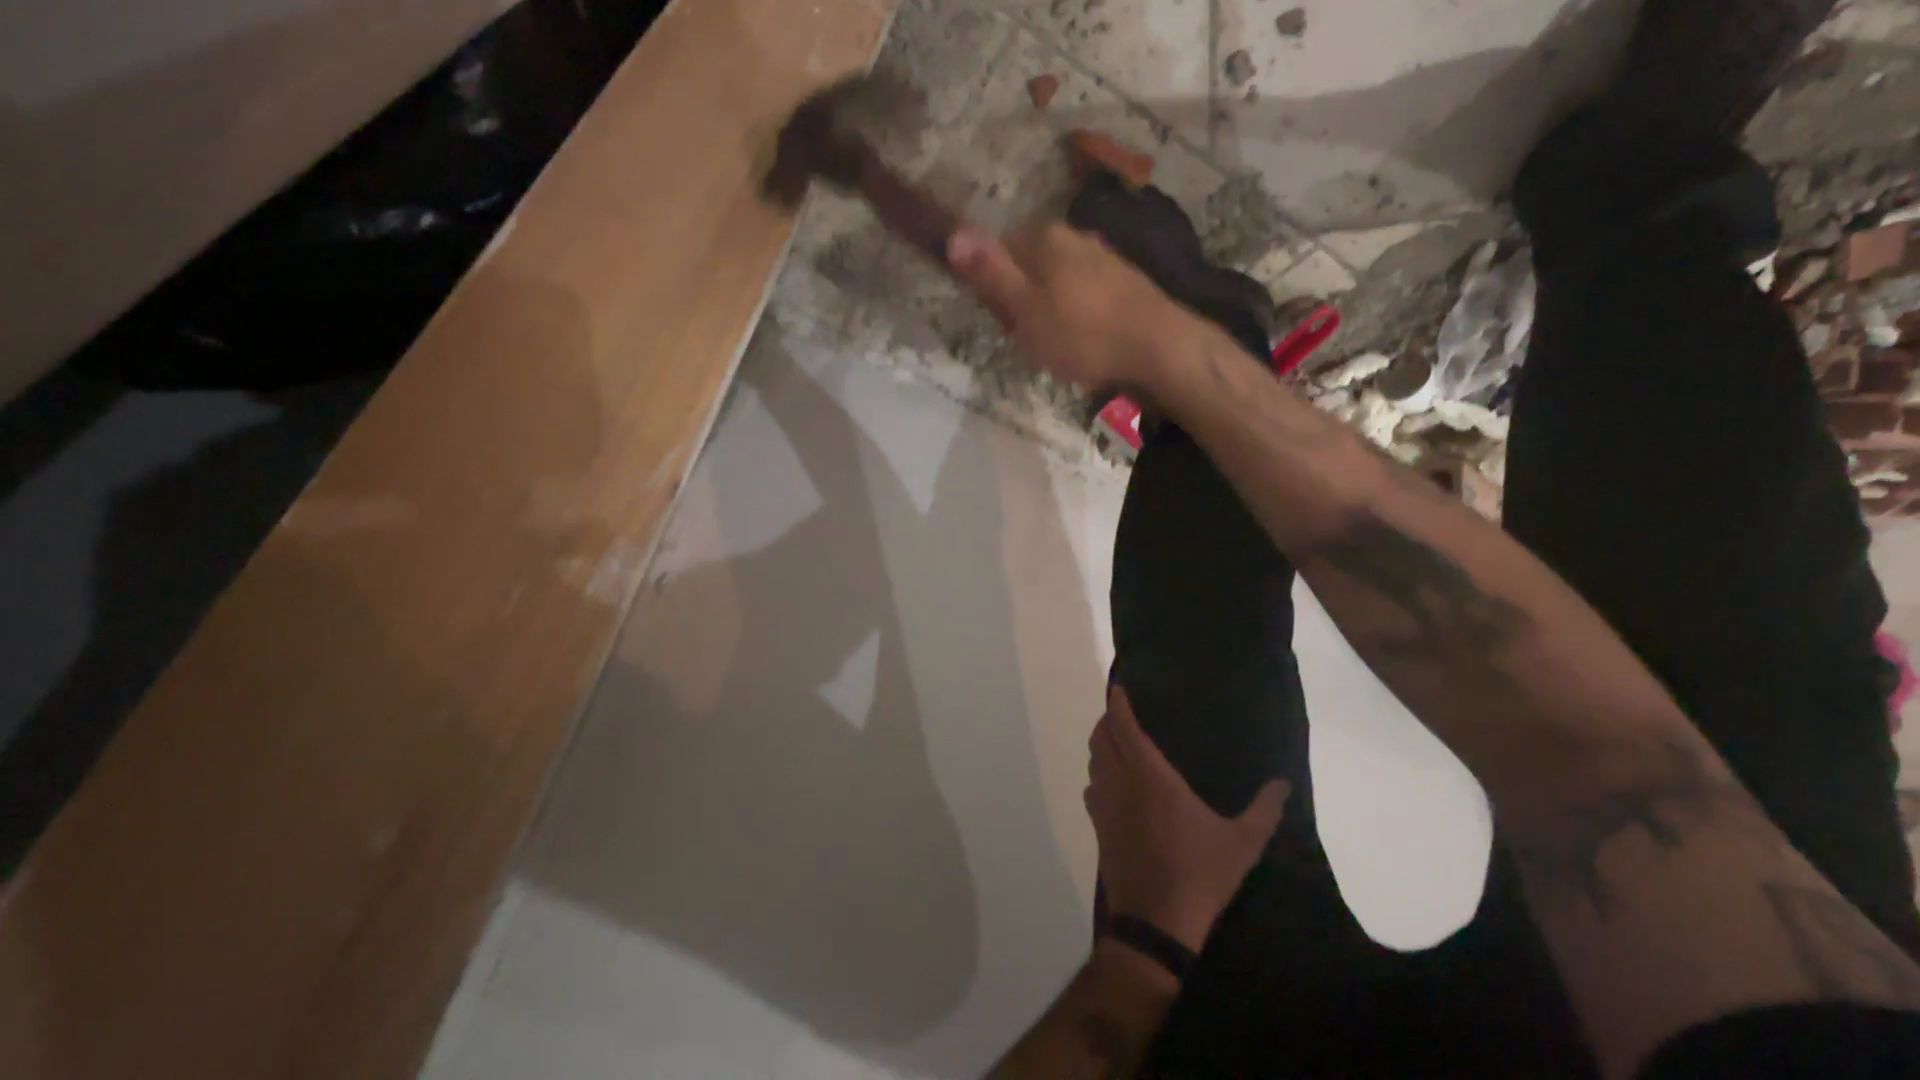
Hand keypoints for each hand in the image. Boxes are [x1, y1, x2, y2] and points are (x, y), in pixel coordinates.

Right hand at [947, 224, 1195, 391]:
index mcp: (1045, 237)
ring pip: (1059, 283)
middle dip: (1025, 301)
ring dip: (1053, 313)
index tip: (1005, 323)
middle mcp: (1076, 236)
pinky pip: (1087, 296)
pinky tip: (1089, 344)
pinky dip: (1081, 318)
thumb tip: (953, 234)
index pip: (999, 252)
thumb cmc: (1083, 333)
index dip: (994, 290)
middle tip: (1032, 341)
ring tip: (1061, 348)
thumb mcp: (1024, 309)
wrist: (1159, 348)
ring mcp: (1105, 257)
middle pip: (1031, 267)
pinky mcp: (1127, 282)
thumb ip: (990, 273)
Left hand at [1087, 685, 1289, 951]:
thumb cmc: (1200, 874)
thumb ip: (1265, 809)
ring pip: (1093, 763)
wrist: (1156, 922)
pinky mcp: (1098, 830)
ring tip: (1116, 741)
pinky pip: (1092, 789)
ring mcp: (1105, 807)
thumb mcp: (1243, 842)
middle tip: (1122, 711)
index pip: (1125, 729)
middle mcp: (1121, 784)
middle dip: (1107, 720)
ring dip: (1100, 746)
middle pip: (1102, 740)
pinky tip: (1111, 783)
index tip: (1119, 687)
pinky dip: (1098, 775)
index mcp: (1152, 778)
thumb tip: (1283, 782)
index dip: (1119, 705)